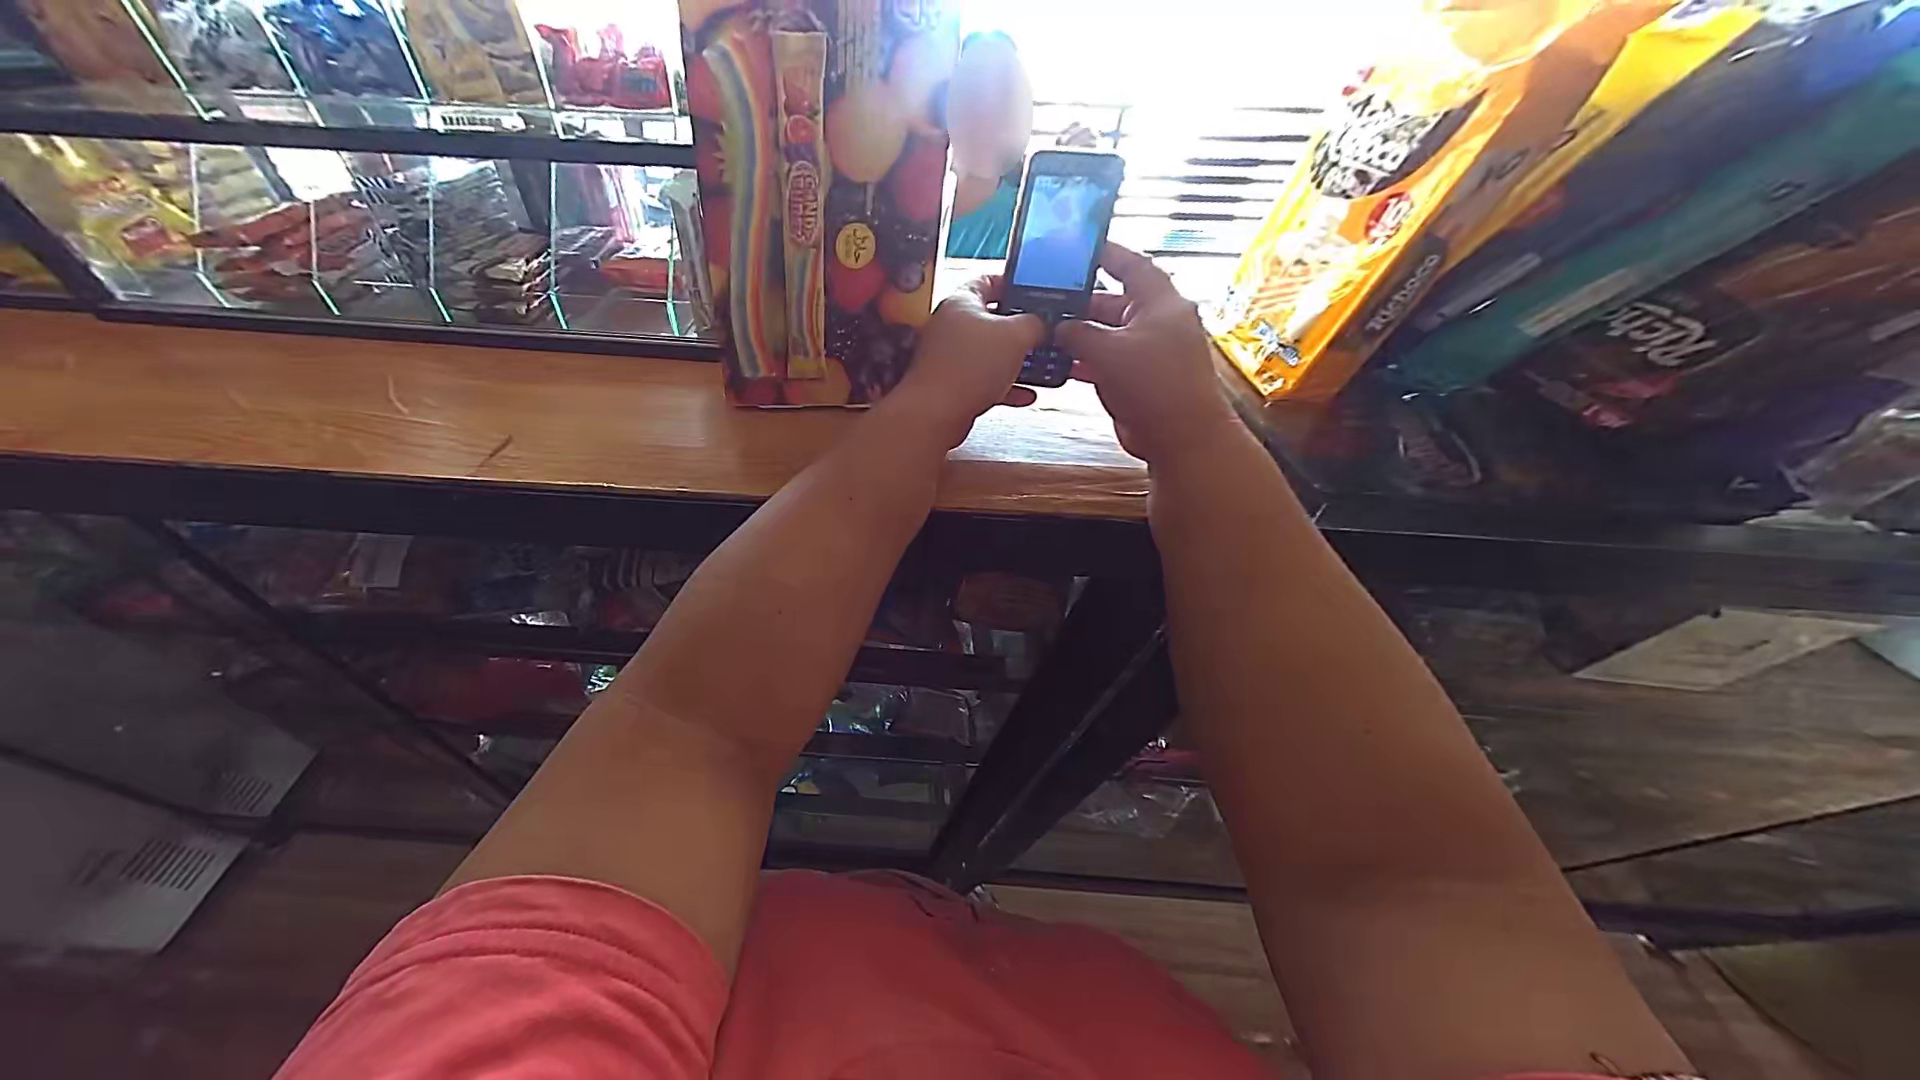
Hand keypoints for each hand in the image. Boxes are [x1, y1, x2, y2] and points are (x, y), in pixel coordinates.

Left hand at [885, 274, 1045, 446]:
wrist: (936, 413)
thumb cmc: (970, 365)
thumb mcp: (1015, 336)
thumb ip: (1034, 324)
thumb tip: (1041, 326)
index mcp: (962, 302)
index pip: (988, 280)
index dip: (1013, 282)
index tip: (1033, 291)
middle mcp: (953, 326)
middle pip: (992, 320)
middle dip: (1021, 328)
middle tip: (1044, 332)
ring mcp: (952, 357)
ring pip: (991, 354)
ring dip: (1017, 361)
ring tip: (1042, 366)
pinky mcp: (954, 385)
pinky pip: (986, 381)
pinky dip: (1007, 387)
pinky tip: (1027, 395)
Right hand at [1056, 243, 1238, 463]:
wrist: (1180, 436)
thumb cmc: (1154, 384)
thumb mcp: (1108, 350)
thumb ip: (1078, 333)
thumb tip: (1060, 327)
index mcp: (1161, 303)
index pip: (1133, 266)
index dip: (1107, 254)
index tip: (1080, 249)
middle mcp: (1158, 323)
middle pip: (1116, 302)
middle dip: (1083, 303)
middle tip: (1050, 300)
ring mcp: (1150, 353)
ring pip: (1110, 334)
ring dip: (1082, 335)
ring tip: (1049, 331)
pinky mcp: (1141, 379)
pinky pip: (1109, 361)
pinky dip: (1088, 361)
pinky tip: (1063, 363)